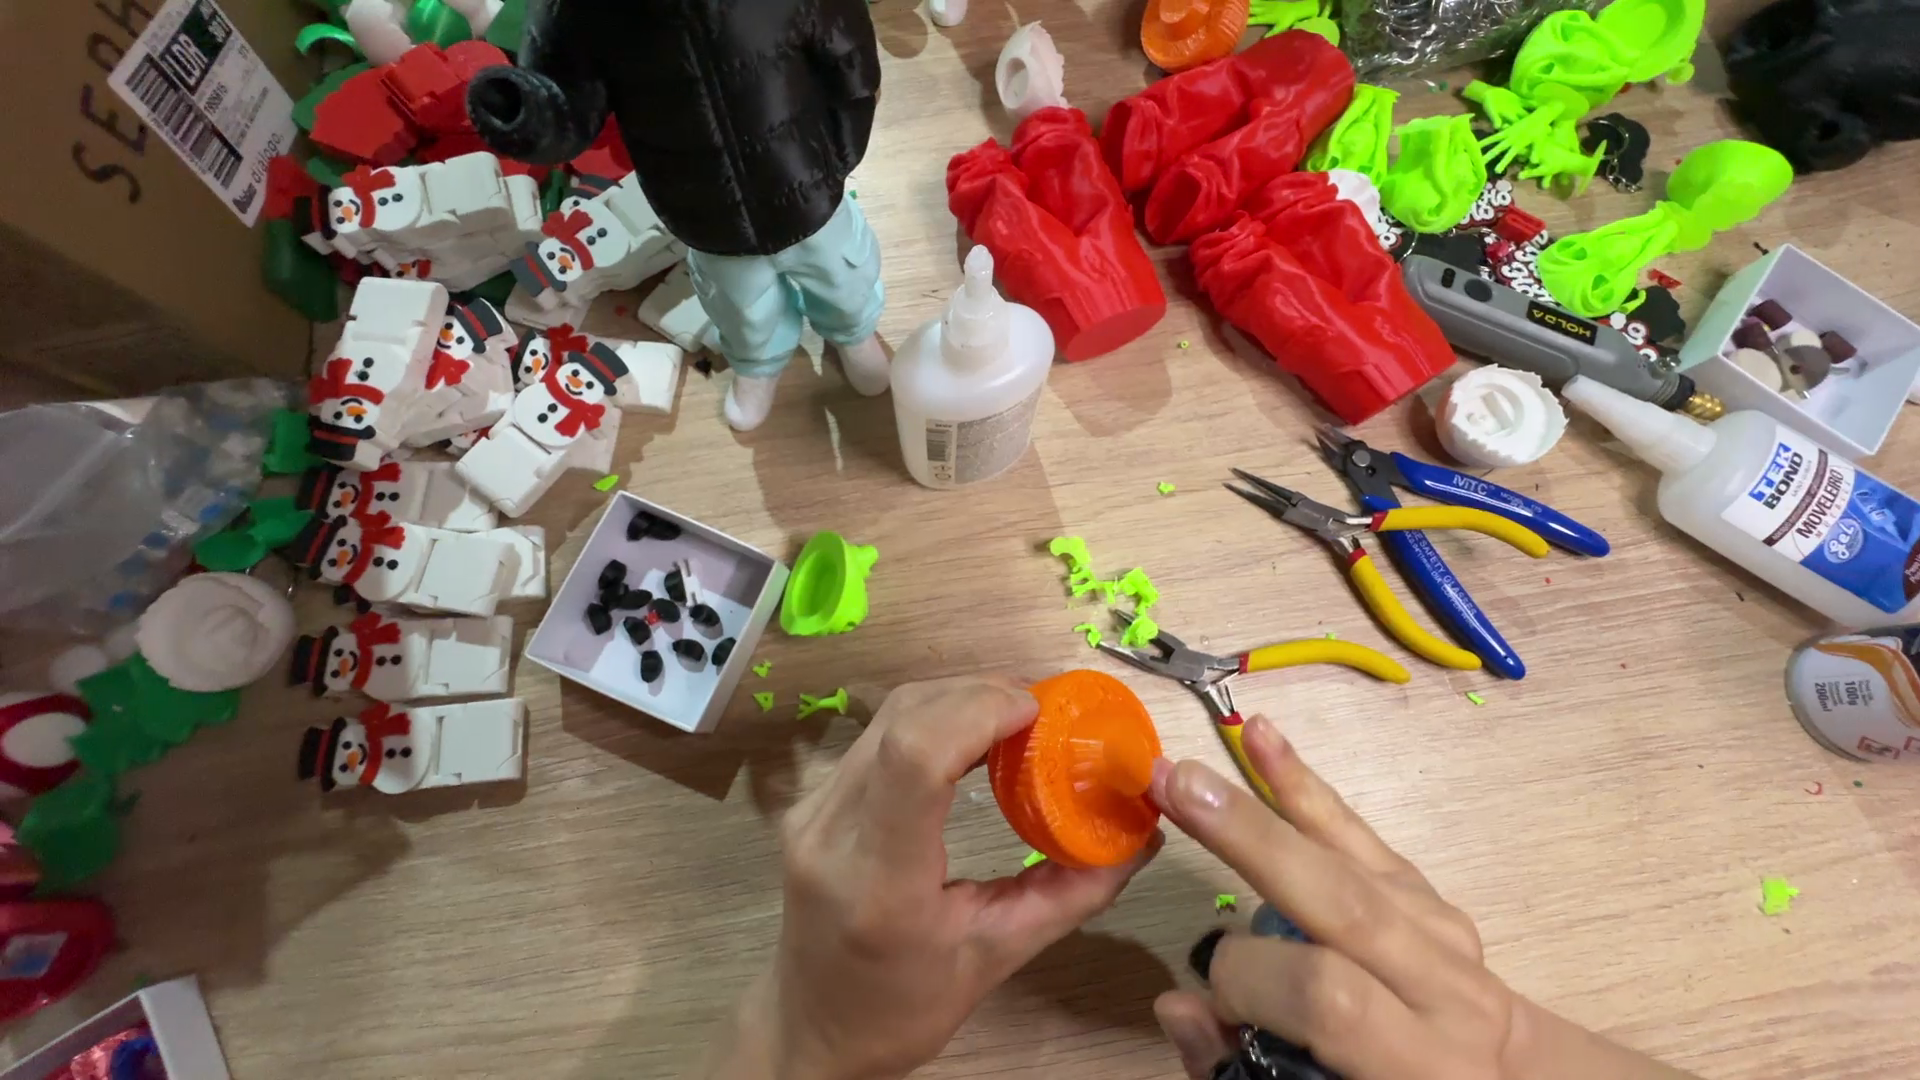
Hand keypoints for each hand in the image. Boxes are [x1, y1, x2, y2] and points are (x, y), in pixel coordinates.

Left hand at [707, 675, 1163, 1079]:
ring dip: (957, 696)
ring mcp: (814, 806)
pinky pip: (880, 730)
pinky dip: (934, 714)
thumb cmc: (902, 1006)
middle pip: (906, 719)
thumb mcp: (995, 959)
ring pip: (891, 713)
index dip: (979, 712)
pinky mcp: (814, 796)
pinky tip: (972, 728)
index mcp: (880, 881)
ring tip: (1015, 711)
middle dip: (980, 695)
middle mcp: (833, 829)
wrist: (809, 1025)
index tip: (1038, 711)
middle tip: (1042, 707)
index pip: (917, 758)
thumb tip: (1137, 838)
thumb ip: (1070, 895)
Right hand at [1150, 715, 1697, 1079]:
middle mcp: (1444, 987)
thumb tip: (1177, 1002)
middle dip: (1248, 838)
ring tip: (1195, 767)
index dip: (1246, 978)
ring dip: (1265, 803)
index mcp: (1419, 1061)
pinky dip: (1303, 784)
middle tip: (1174, 788)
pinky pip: (1359, 833)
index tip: (1212, 994)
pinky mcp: (1425, 890)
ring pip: (1348, 856)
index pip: (1321, 991)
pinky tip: (1261, 735)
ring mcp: (1439, 927)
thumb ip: (1238, 1071)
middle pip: (1341, 901)